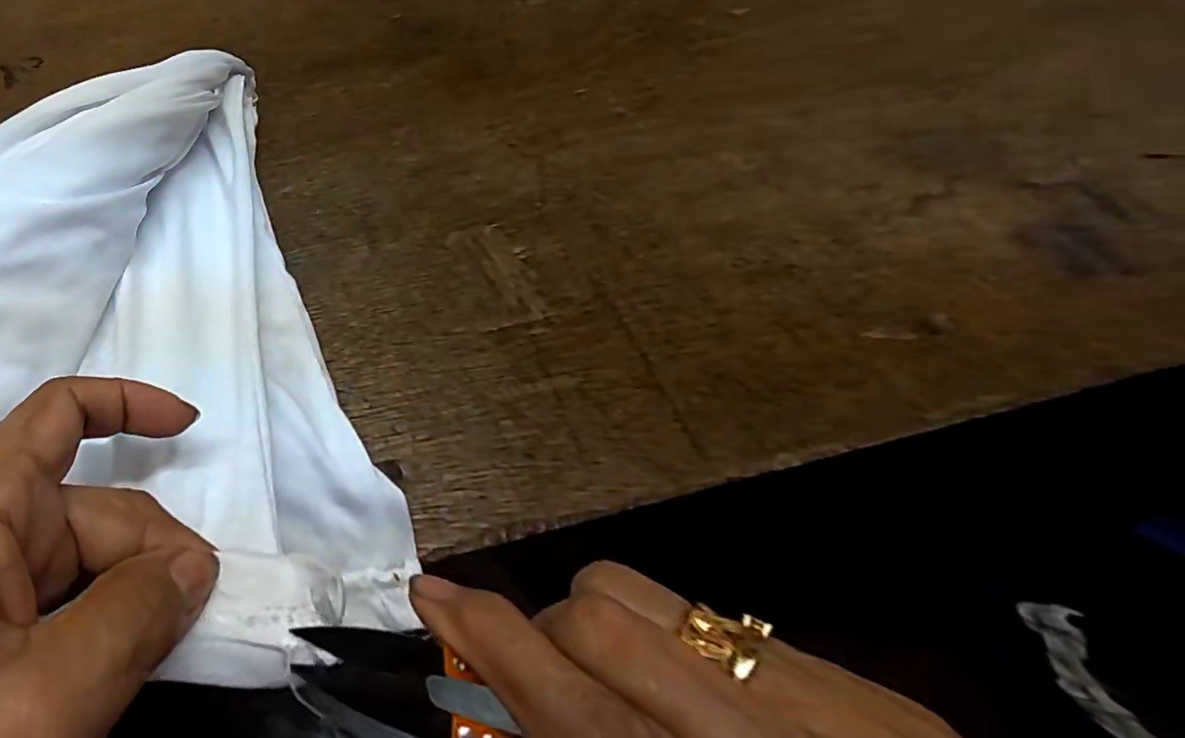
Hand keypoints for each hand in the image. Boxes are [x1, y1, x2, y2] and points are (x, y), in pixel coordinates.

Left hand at [0, 377, 220, 737]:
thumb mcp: (36, 693)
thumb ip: (127, 620)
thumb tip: (192, 566)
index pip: (60, 413)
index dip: (128, 403)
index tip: (190, 428)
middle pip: (97, 506)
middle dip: (153, 549)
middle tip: (199, 615)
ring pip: (94, 562)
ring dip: (141, 596)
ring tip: (172, 647)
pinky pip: (77, 606)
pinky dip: (117, 625)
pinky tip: (137, 660)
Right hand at [411, 562, 956, 737]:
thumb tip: (509, 690)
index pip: (570, 703)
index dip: (488, 637)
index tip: (431, 592)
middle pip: (598, 620)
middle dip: (542, 629)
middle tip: (533, 661)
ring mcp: (825, 706)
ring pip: (645, 593)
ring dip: (596, 618)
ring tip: (610, 667)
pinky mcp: (869, 691)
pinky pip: (715, 613)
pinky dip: (669, 635)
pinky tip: (692, 682)